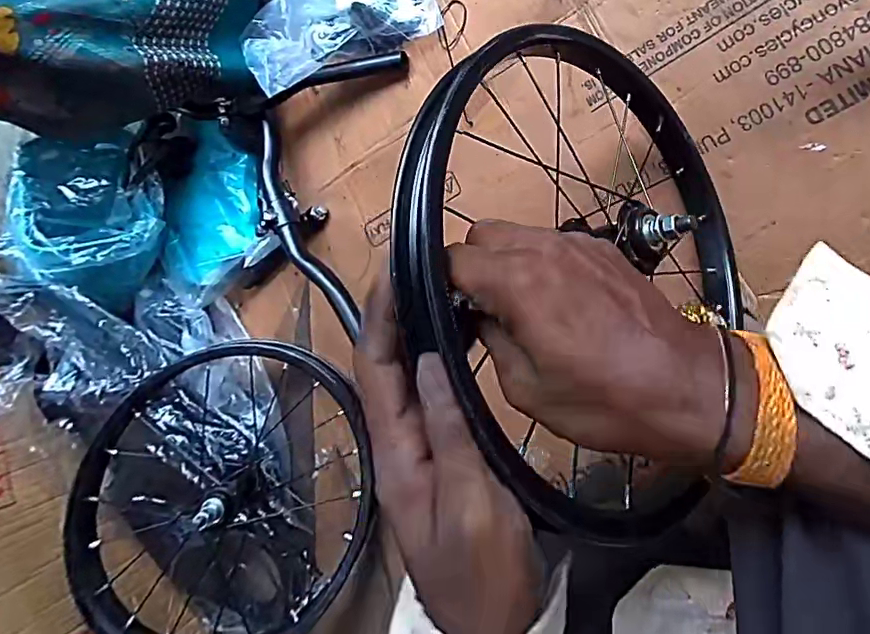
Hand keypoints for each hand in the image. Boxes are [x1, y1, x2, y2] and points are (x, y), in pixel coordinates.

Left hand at [355, 269, 543, 633]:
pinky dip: (435, 357)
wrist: (494, 628)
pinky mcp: (437, 451)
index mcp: (395, 450)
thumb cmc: (484, 572)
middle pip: (382, 365)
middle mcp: (397, 441)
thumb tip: (430, 361)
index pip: (374, 367)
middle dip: (392, 314)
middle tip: (418, 271)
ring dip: (412, 331)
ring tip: (436, 292)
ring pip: (404, 375)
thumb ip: (448, 431)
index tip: (394, 273)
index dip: (380, 316)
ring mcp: (415, 447)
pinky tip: (455, 341)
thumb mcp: (472, 502)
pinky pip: (427, 392)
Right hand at [447, 221, 746, 469]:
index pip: (455, 258)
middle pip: (482, 233)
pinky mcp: (601, 247)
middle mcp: (544, 248)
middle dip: (474, 264)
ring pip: (517, 232)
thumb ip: (491, 340)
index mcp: (519, 281)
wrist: (688, 385)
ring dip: (507, 259)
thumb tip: (480, 315)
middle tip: (487, 305)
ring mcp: (576, 243)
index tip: (453, 308)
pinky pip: (552, 241)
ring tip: (526, 303)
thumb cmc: (606, 399)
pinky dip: (541, 261)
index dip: (445, 284)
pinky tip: (563, 300)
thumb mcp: (528, 391)